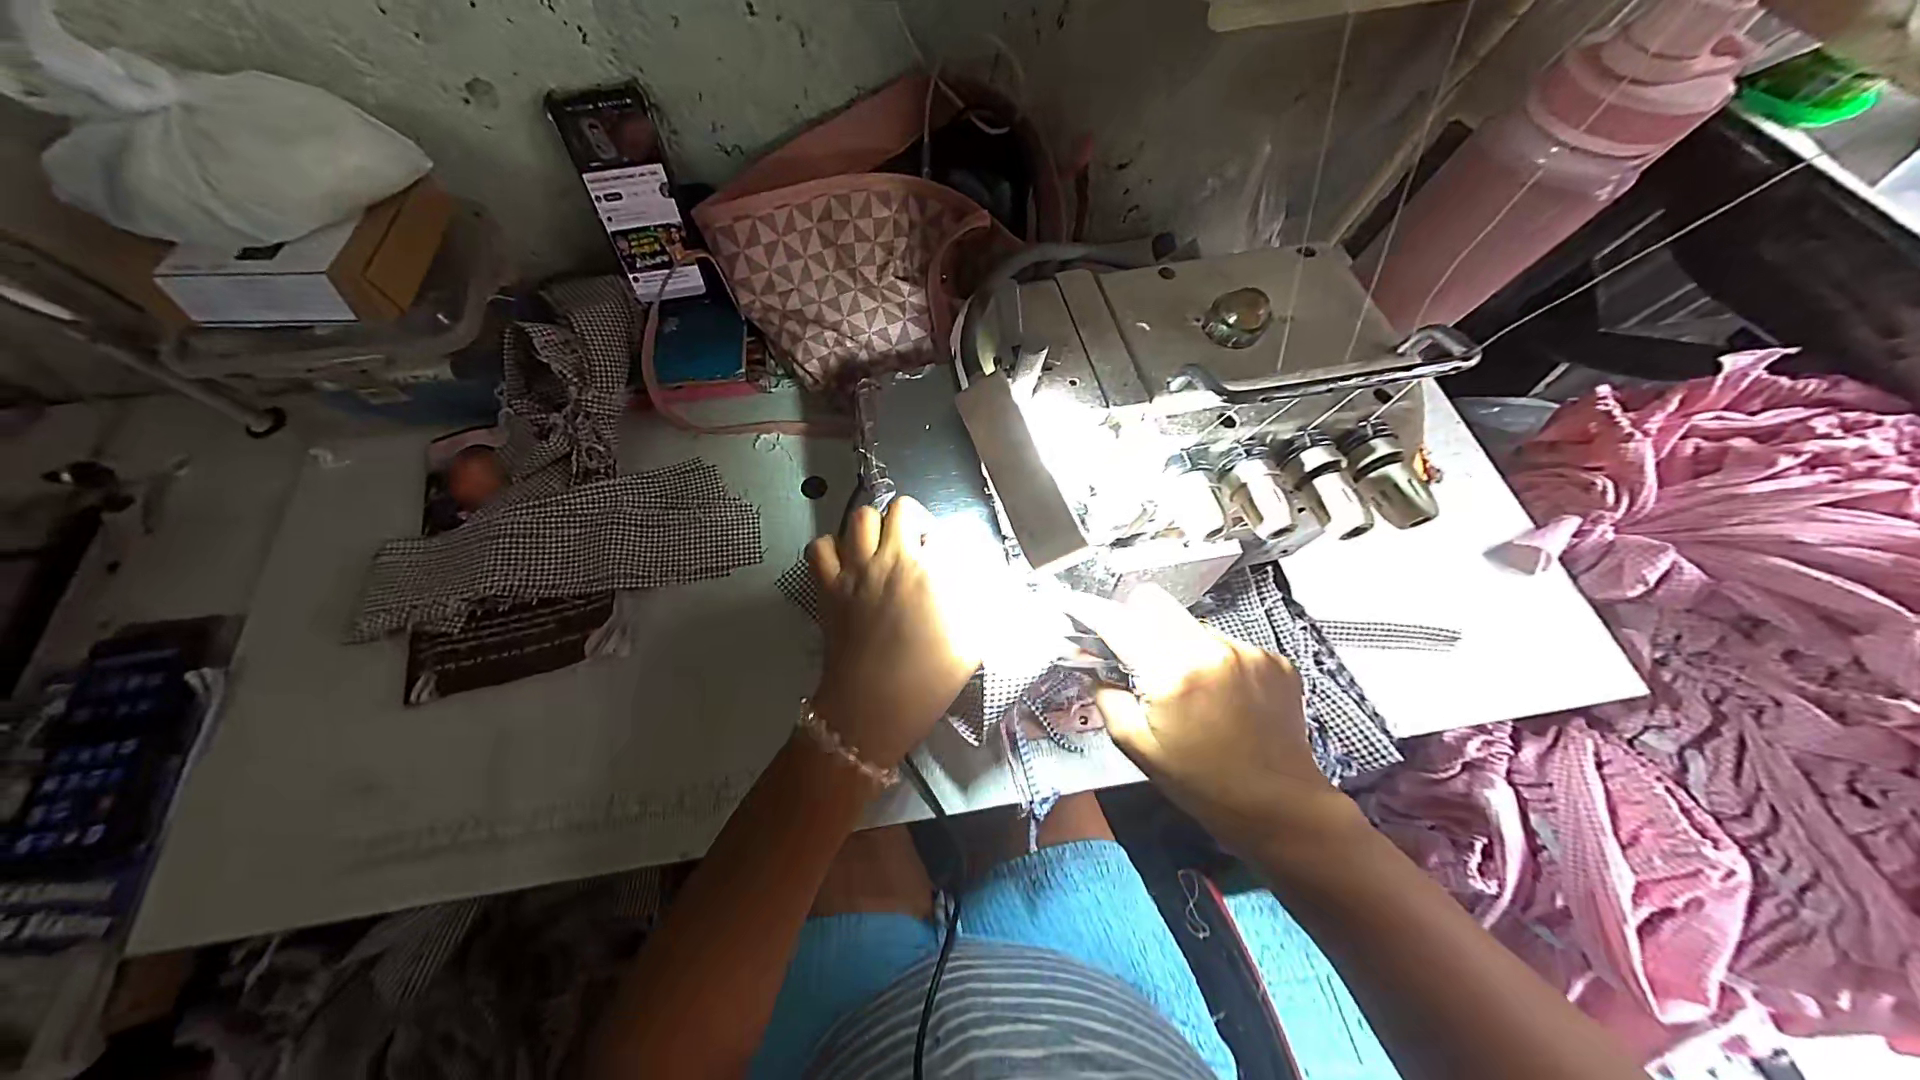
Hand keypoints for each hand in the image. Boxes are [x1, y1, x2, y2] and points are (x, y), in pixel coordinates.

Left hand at [805, 497, 980, 769]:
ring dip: (873, 526)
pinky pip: (819, 547)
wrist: (872, 708)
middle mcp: (889, 561)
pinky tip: (846, 562)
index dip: (945, 543)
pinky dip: (831, 546)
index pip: (941, 531)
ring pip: (859, 517)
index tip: (945, 560)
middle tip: (914, 543)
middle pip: (898, 508)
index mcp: (928, 572)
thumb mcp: (973, 643)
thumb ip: (986, 606)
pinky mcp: (826, 587)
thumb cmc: (927, 679)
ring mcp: (854, 571)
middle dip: (910, 520)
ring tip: (879, 547)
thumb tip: (992, 585)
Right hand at [1062, 586, 1362, 850]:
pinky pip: (1225, 643)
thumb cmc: (1203, 784)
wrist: (1277, 807)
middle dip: (1135, 626)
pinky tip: (1216, 696)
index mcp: (1174, 673)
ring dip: (1175, 645)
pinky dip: (1210, 660)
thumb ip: (1104, 693)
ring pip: (1191, 625)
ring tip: (1183, 690)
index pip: (1120, 623)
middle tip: (1132, 660)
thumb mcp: (1137, 745)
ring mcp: (1248, 652)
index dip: (1091, 612)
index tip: (1075, 607)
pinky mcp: (1273, 660)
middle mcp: (1212, 650)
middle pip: (1156, 608)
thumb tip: (1085, 659)